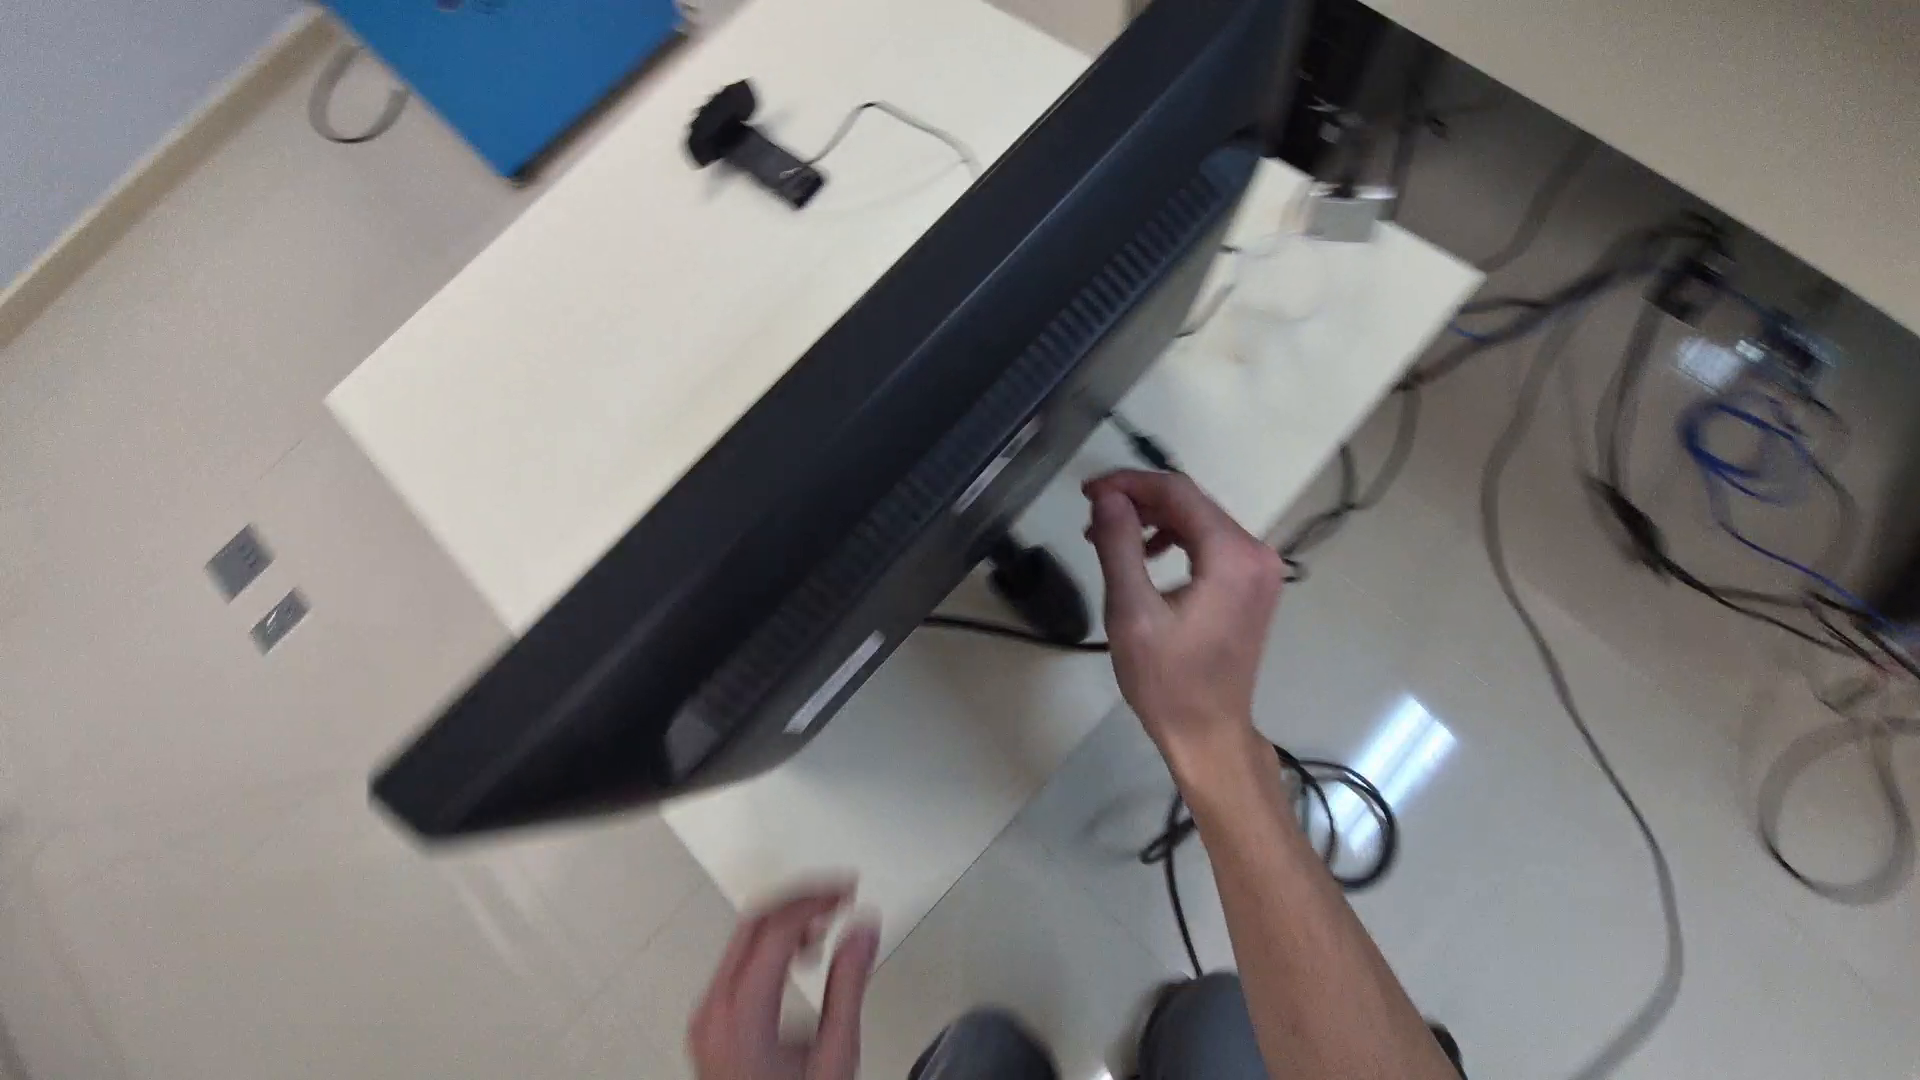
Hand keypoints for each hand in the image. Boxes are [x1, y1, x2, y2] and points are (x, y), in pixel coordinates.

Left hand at [689, 884, 880, 1079]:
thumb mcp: (835, 1056)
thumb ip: (849, 985)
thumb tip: (863, 929)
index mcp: (741, 1013)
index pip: (777, 926)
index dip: (817, 899)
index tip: (848, 892)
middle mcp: (713, 1008)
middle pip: (754, 921)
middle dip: (802, 901)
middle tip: (840, 896)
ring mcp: (706, 1016)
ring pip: (744, 936)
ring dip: (787, 921)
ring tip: (826, 925)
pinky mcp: (710, 1023)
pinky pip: (738, 960)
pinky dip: (772, 945)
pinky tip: (802, 954)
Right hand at [1083, 470, 1283, 780]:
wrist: (1208, 733)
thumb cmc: (1167, 681)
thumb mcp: (1131, 612)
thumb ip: (1119, 546)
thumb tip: (1107, 497)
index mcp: (1232, 555)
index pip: (1178, 492)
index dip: (1129, 483)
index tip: (1087, 492)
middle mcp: (1255, 553)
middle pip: (1191, 502)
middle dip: (1138, 500)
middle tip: (1091, 515)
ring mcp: (1259, 570)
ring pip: (1199, 520)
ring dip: (1153, 520)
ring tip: (1109, 536)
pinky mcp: (1251, 585)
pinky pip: (1209, 543)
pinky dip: (1174, 539)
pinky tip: (1145, 555)